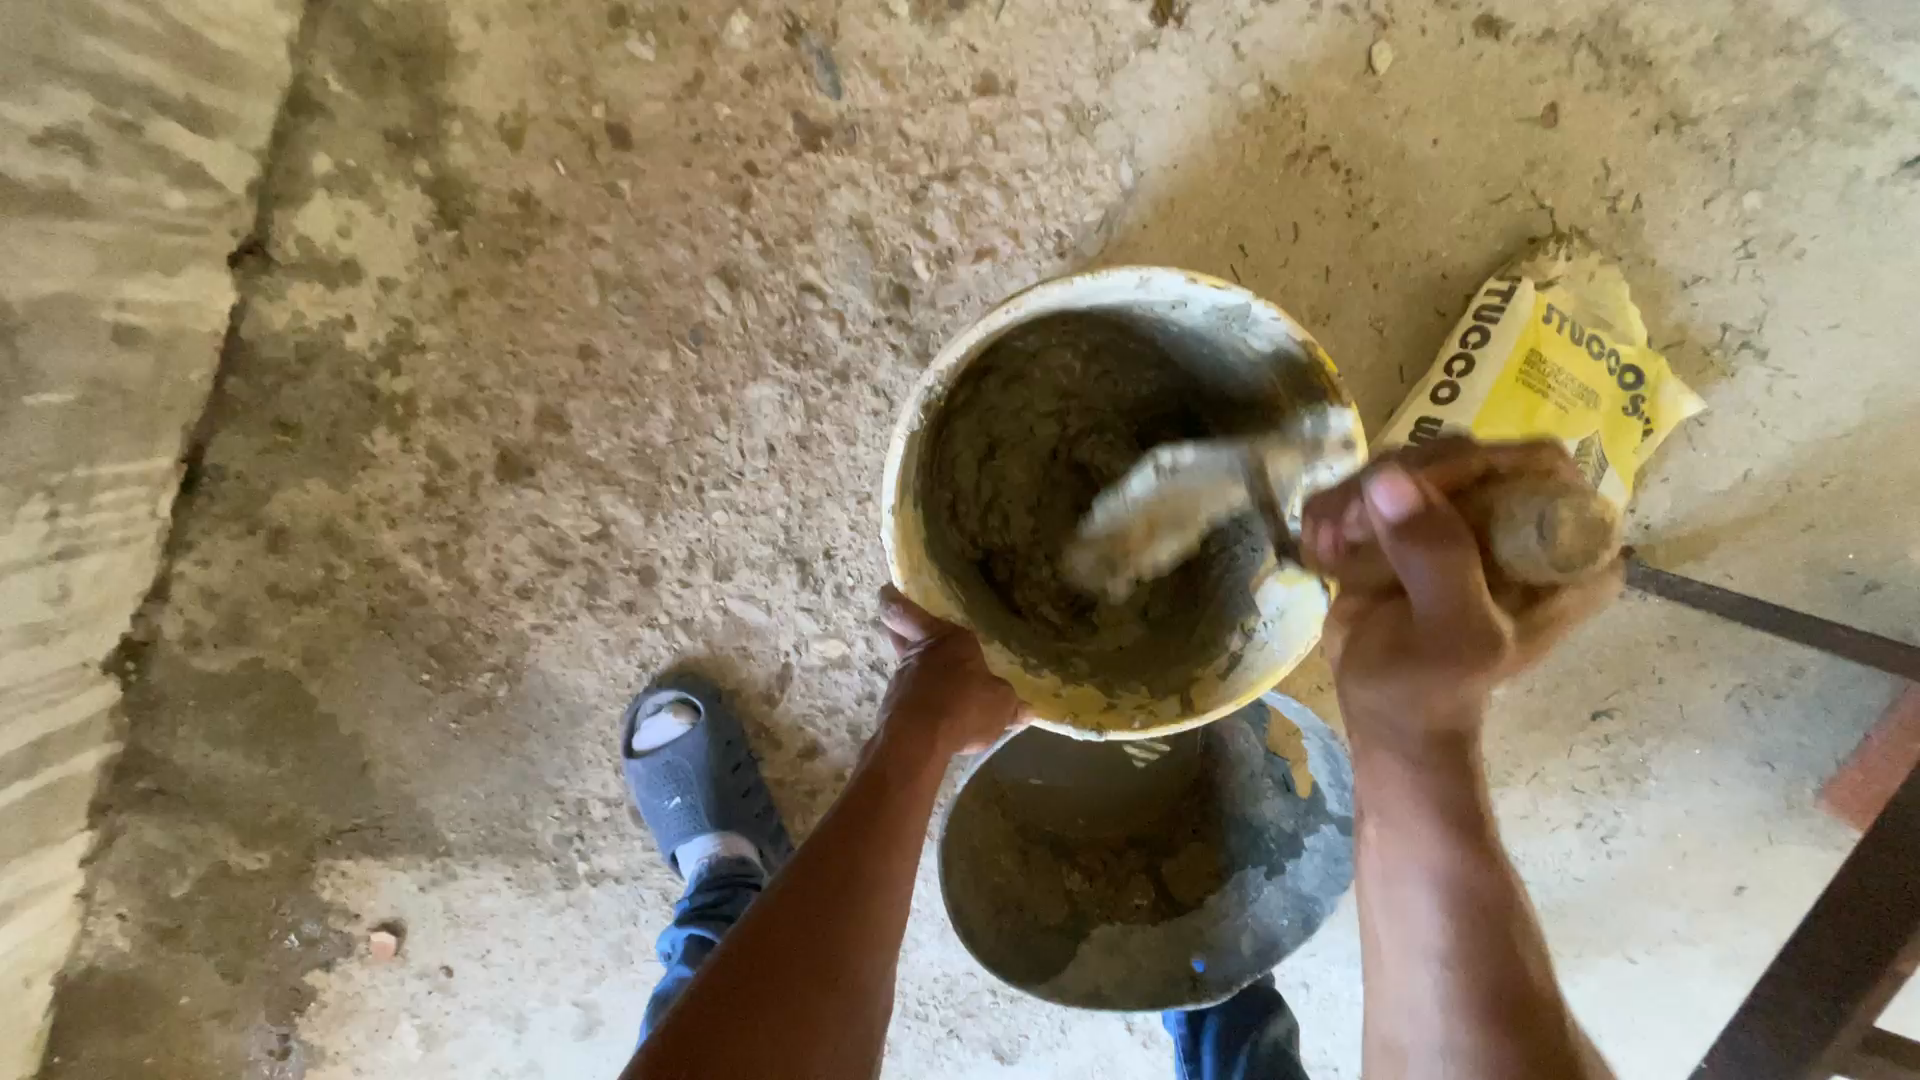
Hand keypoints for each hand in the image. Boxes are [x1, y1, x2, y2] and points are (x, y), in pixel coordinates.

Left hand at [875, 585, 1026, 756]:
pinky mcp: (894, 708)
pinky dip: (922, 703)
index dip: (895, 599)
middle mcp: (919, 652)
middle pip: (898, 633)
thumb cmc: (964, 706)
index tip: (888, 590)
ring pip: (906, 666)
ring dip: (919, 673)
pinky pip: (910, 698)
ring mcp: (902, 680)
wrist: (918, 742)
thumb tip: (1028, 709)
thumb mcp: (1001, 705)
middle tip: (908, 628)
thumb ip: (1011, 703)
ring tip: (943, 688)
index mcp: (945, 637)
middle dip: (900, 629)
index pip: (905, 610)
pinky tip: (939, 717)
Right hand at [1301, 438, 1621, 748]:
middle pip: (1455, 455)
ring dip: (1351, 501)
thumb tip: (1388, 478)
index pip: (1531, 464)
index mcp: (1565, 549)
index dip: (1467, 469)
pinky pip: (1365, 488)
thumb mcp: (1452, 635)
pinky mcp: (1406, 527)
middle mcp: (1517, 523)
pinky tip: (1324, 553)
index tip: (1403, 502)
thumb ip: (1436, 558)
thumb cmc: (1429, 689)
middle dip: (1391, 487)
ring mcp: (1457, 521)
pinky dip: (1333, 512)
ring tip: (1332, 549)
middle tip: (1349, 530)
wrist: (1383, 714)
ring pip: (1402, 466)